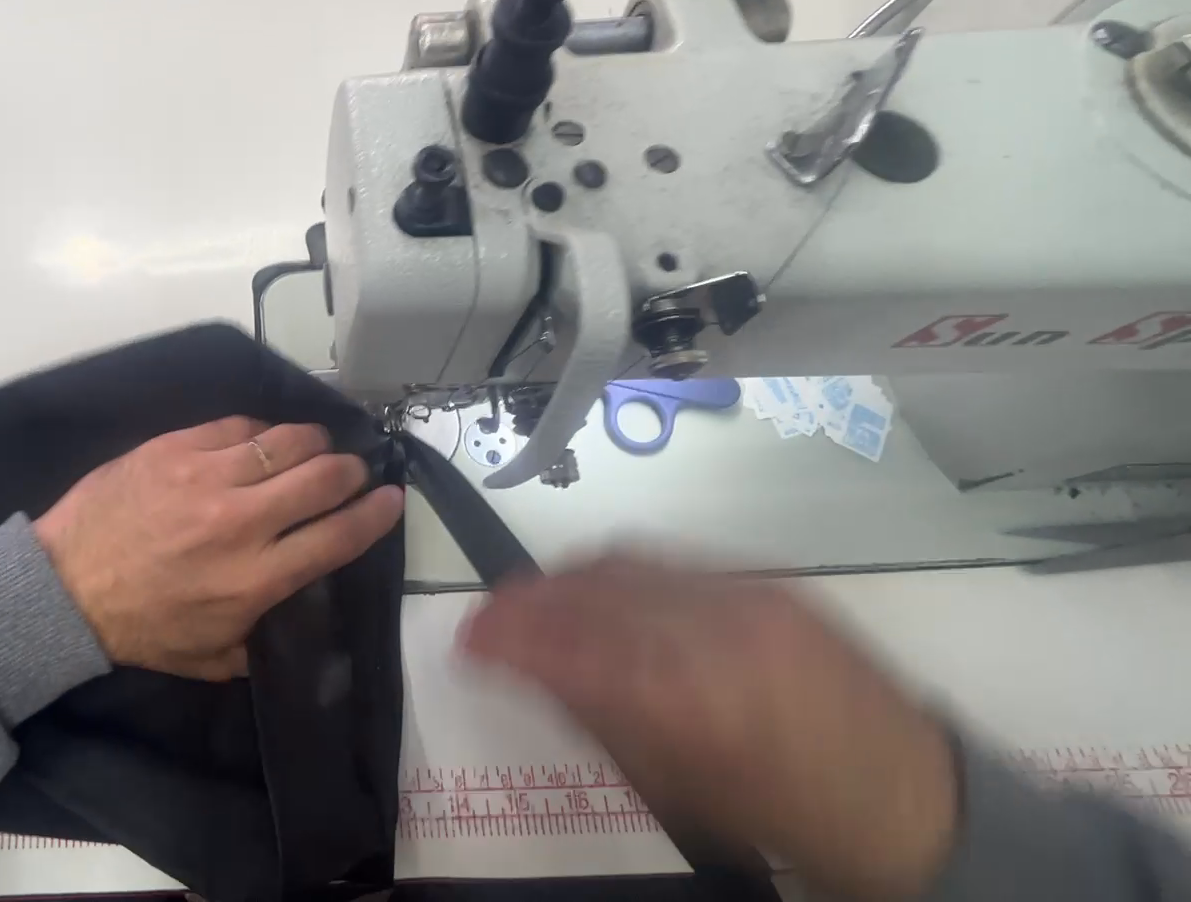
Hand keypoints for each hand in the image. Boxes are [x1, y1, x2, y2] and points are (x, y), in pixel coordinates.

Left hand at [34, 416, 402, 680]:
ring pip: (284, 440)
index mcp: (257, 579)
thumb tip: (298, 610)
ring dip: (312, 441)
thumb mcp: (212, 659)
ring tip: (316, 444)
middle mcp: (242, 521)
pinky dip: (259, 430)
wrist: (65, 589)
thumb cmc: (140, 629)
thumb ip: (265, 639)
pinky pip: (234, 425)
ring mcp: (206, 477)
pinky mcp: (174, 448)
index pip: (338, 536)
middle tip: (352, 468)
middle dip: (350, 469)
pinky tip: (262, 438)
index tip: (392, 498)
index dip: (375, 513)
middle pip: (322, 477)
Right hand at [462, 555, 956, 901]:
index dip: (499, 635)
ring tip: (535, 596)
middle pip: (581, 592)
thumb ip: (590, 715)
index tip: (466, 639)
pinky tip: (595, 585)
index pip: (559, 646)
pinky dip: (612, 568)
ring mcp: (738, 596)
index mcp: (678, 699)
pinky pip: (663, 558)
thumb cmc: (780, 817)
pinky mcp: (762, 580)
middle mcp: (705, 630)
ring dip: (561, 577)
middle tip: (489, 616)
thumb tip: (529, 666)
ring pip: (617, 562)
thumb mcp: (670, 788)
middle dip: (520, 599)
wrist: (911, 803)